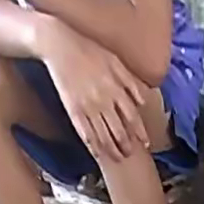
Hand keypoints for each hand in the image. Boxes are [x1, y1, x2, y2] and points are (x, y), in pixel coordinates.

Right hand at [43, 27, 149, 161]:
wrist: (58, 45)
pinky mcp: (73, 110)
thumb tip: (142, 102)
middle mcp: (104, 101)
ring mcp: (88, 107)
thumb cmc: (88, 50)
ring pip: (104, 137)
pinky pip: (86, 133)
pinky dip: (93, 146)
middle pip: (120, 132)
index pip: (133, 118)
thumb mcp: (114, 61)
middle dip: (126, 146)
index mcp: (115, 89)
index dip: (140, 133)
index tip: (145, 144)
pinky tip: (98, 154)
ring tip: (117, 158)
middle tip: (129, 154)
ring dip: (112, 151)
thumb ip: (130, 82)